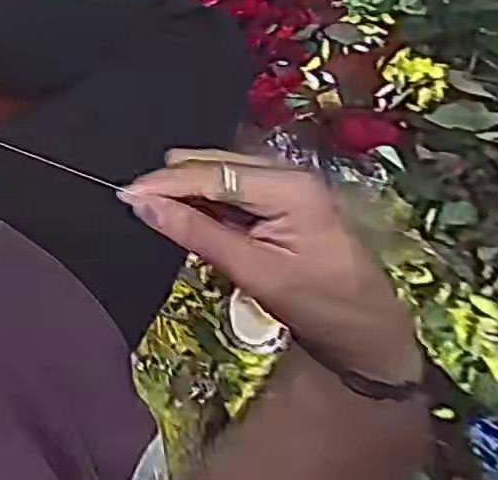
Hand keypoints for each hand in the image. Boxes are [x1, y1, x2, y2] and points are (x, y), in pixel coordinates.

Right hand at [123, 150, 422, 385]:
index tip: (125, 194)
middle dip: (173, 185)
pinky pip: (225, 183)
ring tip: (177, 225)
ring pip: (212, 169)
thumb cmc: (323, 307)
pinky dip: (205, 201)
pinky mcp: (275, 189)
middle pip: (208, 162)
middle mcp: (284, 170)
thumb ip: (195, 233)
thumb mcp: (254, 273)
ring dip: (188, 193)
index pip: (210, 173)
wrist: (372, 334)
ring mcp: (281, 177)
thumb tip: (142, 204)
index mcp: (288, 186)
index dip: (163, 182)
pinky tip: (203, 225)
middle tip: (147, 214)